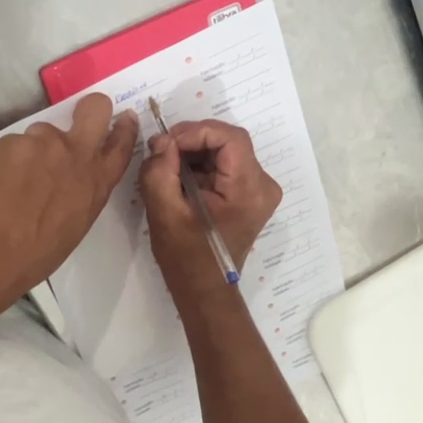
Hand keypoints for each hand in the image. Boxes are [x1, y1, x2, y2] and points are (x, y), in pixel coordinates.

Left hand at [0, 93, 137, 294]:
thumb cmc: (42, 250)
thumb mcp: (78, 223)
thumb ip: (83, 192)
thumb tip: (74, 182)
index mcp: (98, 180)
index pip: (121, 142)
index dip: (123, 127)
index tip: (122, 118)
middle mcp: (77, 152)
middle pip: (95, 107)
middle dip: (89, 108)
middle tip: (75, 120)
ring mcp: (45, 142)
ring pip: (42, 132)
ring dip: (33, 149)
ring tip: (16, 180)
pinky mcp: (13, 141)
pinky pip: (12, 145)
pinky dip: (7, 160)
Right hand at [140, 119, 282, 305]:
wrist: (203, 290)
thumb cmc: (185, 257)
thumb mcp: (165, 213)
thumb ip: (159, 171)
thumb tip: (161, 141)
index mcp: (250, 189)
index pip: (229, 137)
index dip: (194, 131)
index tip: (164, 143)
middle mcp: (262, 185)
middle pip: (227, 143)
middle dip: (190, 143)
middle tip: (159, 154)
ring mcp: (258, 191)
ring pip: (224, 153)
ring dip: (192, 155)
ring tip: (165, 169)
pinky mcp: (247, 196)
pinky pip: (223, 168)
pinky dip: (198, 168)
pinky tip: (177, 181)